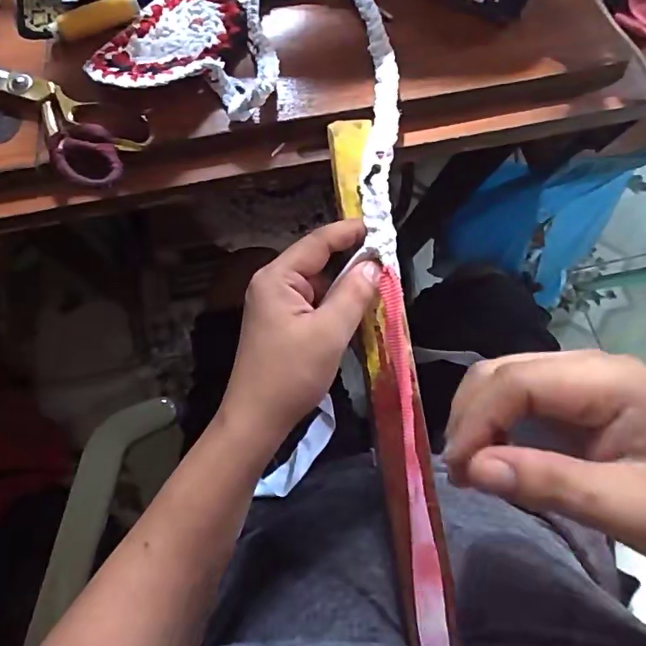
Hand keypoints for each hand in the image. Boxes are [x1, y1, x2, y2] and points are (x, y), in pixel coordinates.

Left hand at [217, 220, 380, 447]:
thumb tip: (375, 265)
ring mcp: (274, 304)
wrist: (256, 420)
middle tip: (389, 258)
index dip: (350, 231)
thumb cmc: (290, 375)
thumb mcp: (329, 333)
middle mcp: (272, 283)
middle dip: (352, 260)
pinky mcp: (280, 323)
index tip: (381, 225)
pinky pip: (313, 303)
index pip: (317, 242)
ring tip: (380, 284)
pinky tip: (357, 310)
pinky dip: (335, 304)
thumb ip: (354, 295)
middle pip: (318, 261)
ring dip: (345, 285)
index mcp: (277, 278)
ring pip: (318, 284)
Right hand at [444, 351, 645, 618]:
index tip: (457, 470)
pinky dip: (497, 427)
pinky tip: (492, 459)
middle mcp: (592, 367)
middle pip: (504, 372)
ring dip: (480, 420)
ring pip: (506, 383)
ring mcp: (586, 383)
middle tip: (458, 473)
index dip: (477, 419)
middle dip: (471, 416)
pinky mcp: (580, 405)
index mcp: (610, 379)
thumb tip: (471, 469)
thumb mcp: (628, 508)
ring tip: (469, 469)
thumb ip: (547, 482)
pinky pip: (522, 403)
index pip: (517, 380)